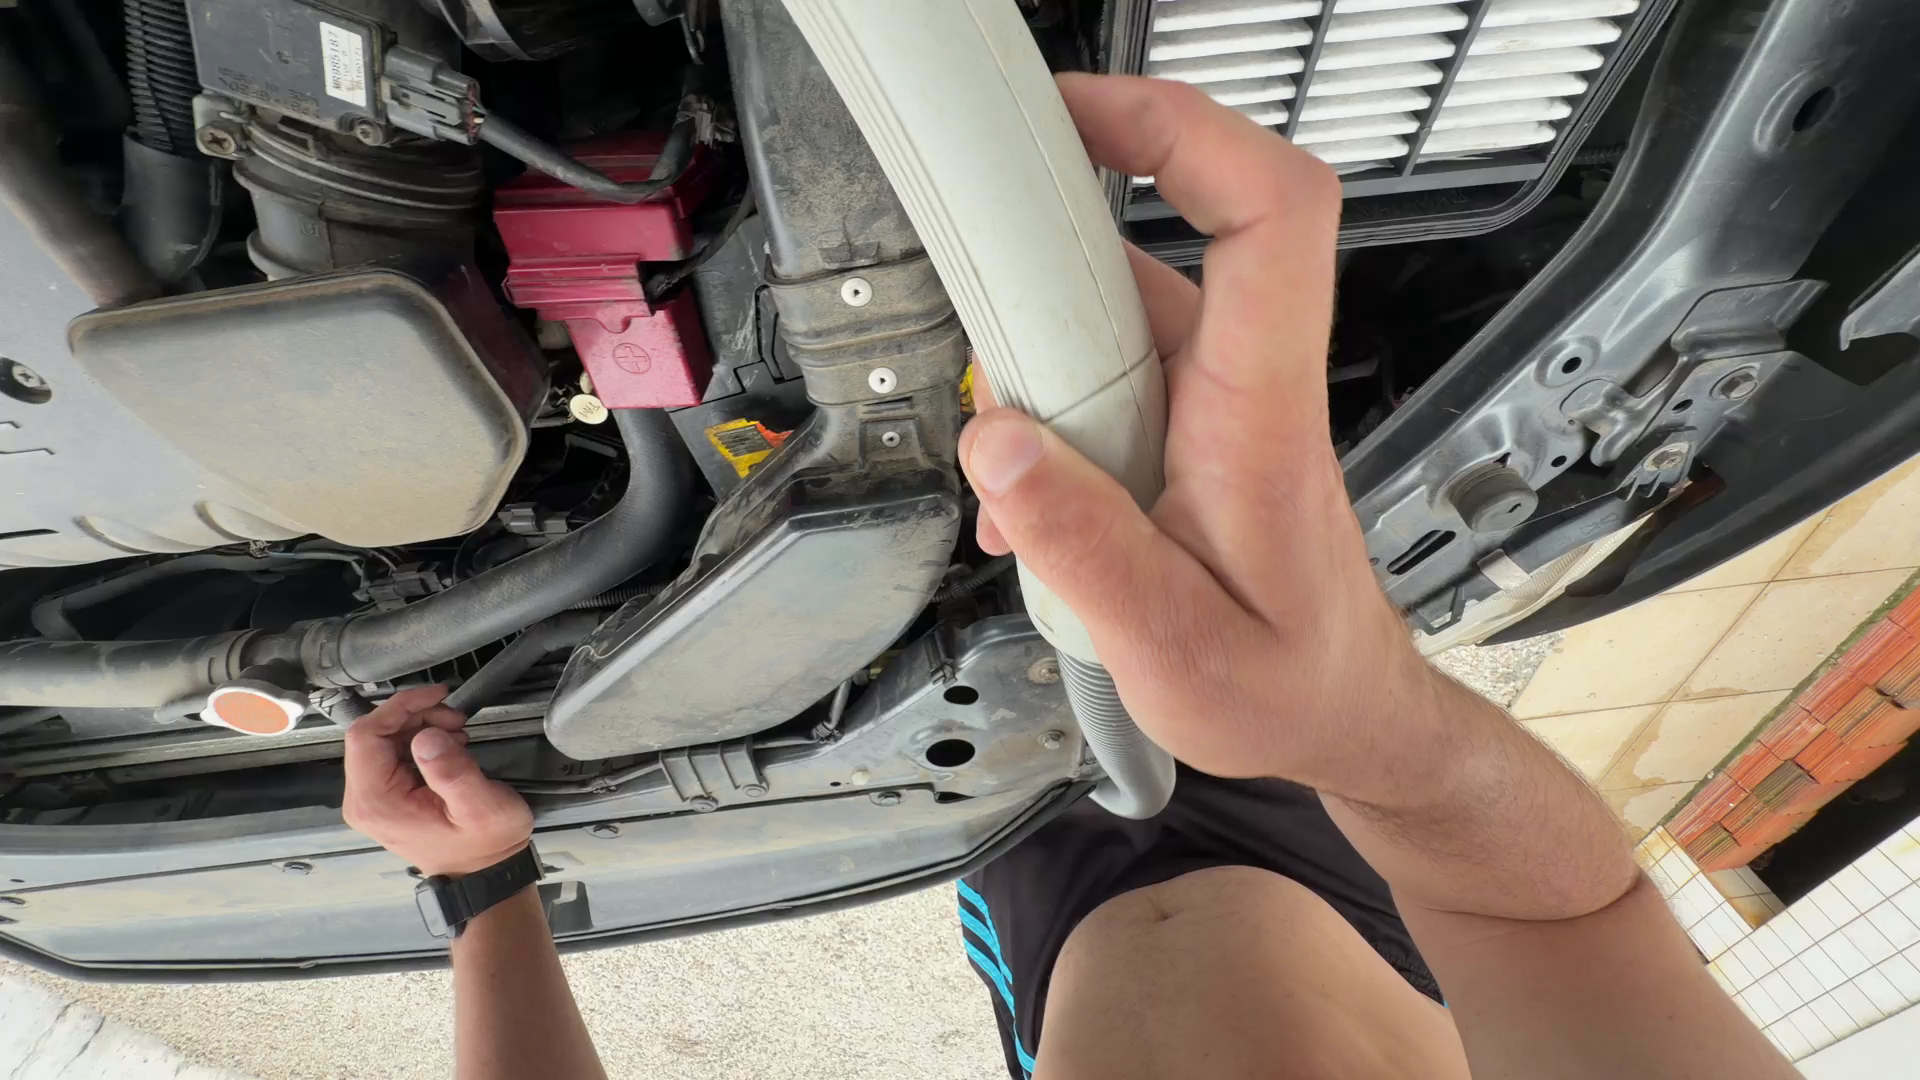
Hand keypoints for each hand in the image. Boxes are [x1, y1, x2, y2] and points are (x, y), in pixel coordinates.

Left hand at [342, 685, 533, 877]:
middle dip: (417, 716)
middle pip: (373, 734)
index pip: (365, 736)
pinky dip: (423, 739)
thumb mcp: (481, 805)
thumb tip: (427, 736)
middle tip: (460, 720)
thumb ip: (452, 771)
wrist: (484, 872)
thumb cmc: (486, 841)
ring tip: (461, 734)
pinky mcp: (388, 796)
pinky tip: (452, 746)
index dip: (399, 706)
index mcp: (377, 801)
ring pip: (384, 740)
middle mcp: (365, 799)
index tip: (440, 694)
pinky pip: (394, 753)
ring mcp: (374, 798)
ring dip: (422, 726)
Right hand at [960, 75, 1445, 799]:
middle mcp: (1239, 395)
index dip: (1180, 133)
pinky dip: (1048, 426)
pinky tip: (1025, 500)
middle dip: (1043, 274)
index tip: (1081, 115)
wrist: (1337, 718)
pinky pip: (1103, 395)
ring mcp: (1208, 416)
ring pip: (1108, 334)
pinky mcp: (1183, 446)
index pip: (1266, 214)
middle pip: (1146, 263)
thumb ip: (1081, 543)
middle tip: (972, 311)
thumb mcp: (1170, 641)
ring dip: (1034, 371)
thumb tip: (998, 442)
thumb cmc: (1285, 689)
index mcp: (1259, 417)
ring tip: (997, 454)